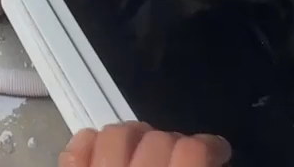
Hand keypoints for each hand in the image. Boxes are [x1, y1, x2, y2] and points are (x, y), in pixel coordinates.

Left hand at [60, 123, 231, 166]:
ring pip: (114, 135)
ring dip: (134, 138)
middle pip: (155, 141)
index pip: (191, 154)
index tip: (219, 149)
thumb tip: (207, 159)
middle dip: (174, 143)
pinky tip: (102, 152)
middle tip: (184, 154)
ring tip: (146, 150)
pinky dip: (88, 145)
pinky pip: (74, 150)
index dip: (209, 146)